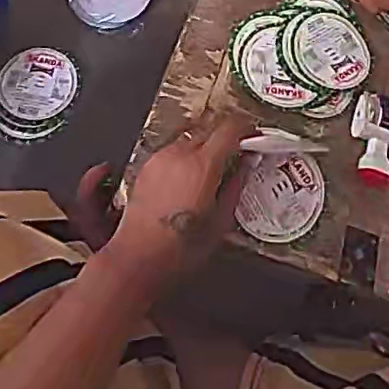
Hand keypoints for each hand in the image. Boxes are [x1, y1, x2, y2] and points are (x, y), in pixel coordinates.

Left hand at [106, 120, 252, 293]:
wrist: (138, 260)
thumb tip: (246, 165)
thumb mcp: (221, 221)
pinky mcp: (146, 167)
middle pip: (209, 128)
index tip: (251, 134)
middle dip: (225, 137)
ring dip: (204, 146)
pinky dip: (184, 156)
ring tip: (210, 170)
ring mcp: (160, 159)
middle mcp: (179, 155)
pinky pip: (172, 150)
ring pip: (189, 138)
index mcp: (203, 165)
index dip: (244, 127)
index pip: (229, 128)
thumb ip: (237, 185)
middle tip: (235, 153)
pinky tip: (188, 179)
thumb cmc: (179, 249)